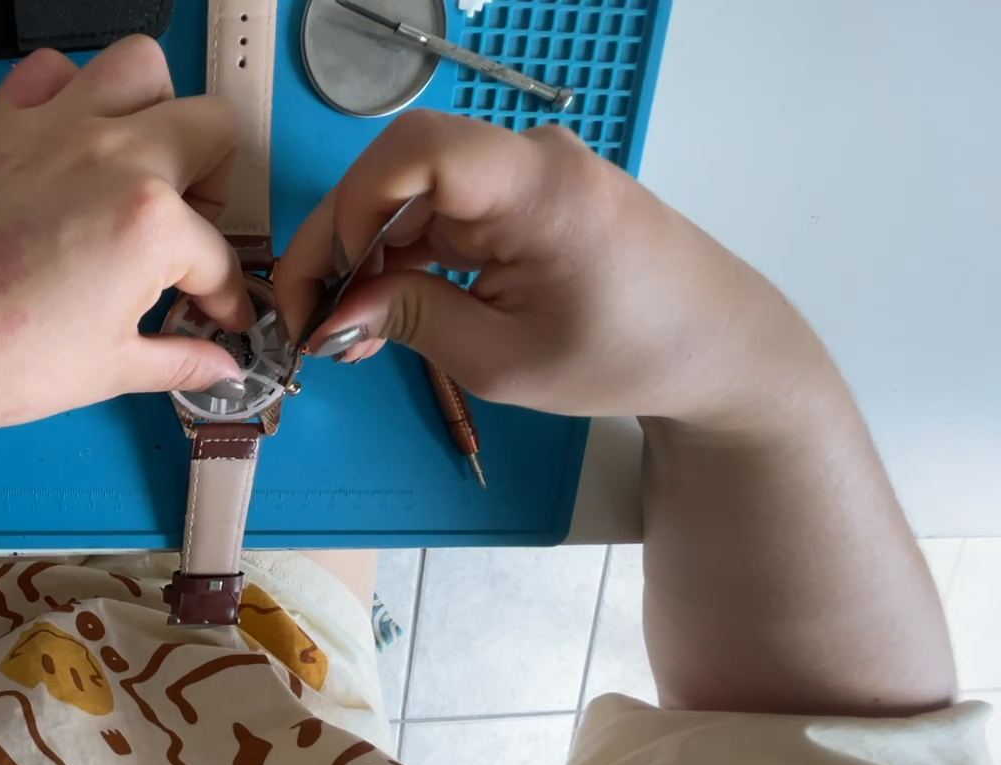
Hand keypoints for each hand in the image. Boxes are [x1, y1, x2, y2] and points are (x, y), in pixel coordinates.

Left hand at [0, 36, 253, 432]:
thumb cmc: (1, 364)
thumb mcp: (110, 372)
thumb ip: (181, 362)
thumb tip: (222, 369)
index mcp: (151, 223)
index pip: (217, 255)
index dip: (226, 295)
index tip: (220, 314)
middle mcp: (114, 156)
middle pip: (210, 131)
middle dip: (216, 187)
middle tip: (187, 237)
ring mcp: (56, 129)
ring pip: (142, 70)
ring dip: (158, 112)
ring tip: (142, 170)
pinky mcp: (3, 126)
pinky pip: (52, 71)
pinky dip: (73, 92)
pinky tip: (70, 144)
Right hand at [272, 110, 836, 428]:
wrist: (712, 349)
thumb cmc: (617, 358)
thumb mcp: (496, 359)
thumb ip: (405, 322)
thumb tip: (323, 320)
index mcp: (537, 188)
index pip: (415, 150)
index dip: (351, 208)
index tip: (335, 282)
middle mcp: (523, 162)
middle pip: (391, 173)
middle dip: (334, 245)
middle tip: (309, 321)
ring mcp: (515, 179)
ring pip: (399, 200)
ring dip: (357, 263)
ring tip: (344, 335)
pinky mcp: (509, 203)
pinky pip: (427, 221)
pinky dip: (390, 266)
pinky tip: (377, 317)